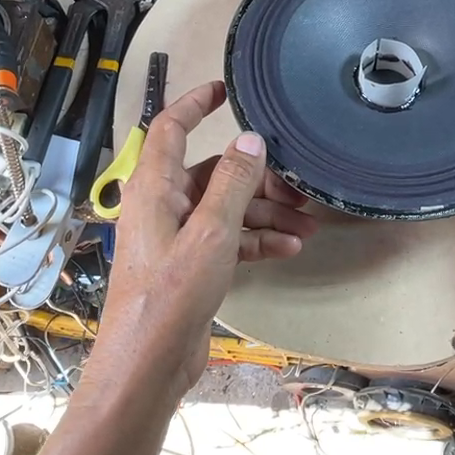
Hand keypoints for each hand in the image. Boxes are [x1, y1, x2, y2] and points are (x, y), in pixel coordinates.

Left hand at [89, 81, 317, 399]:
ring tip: (305, 223)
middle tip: (296, 183)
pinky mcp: (191, 265)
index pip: (171, 128)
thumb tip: (251, 139)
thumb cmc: (171, 291)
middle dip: (255, 176)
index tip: (226, 89)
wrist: (149, 364)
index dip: (196, 103)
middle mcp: (164, 205)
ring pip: (226, 208)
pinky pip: (228, 239)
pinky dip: (255, 240)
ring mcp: (178, 237)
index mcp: (155, 186)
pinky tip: (288, 248)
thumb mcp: (211, 231)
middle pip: (212, 173)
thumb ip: (233, 182)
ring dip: (264, 213)